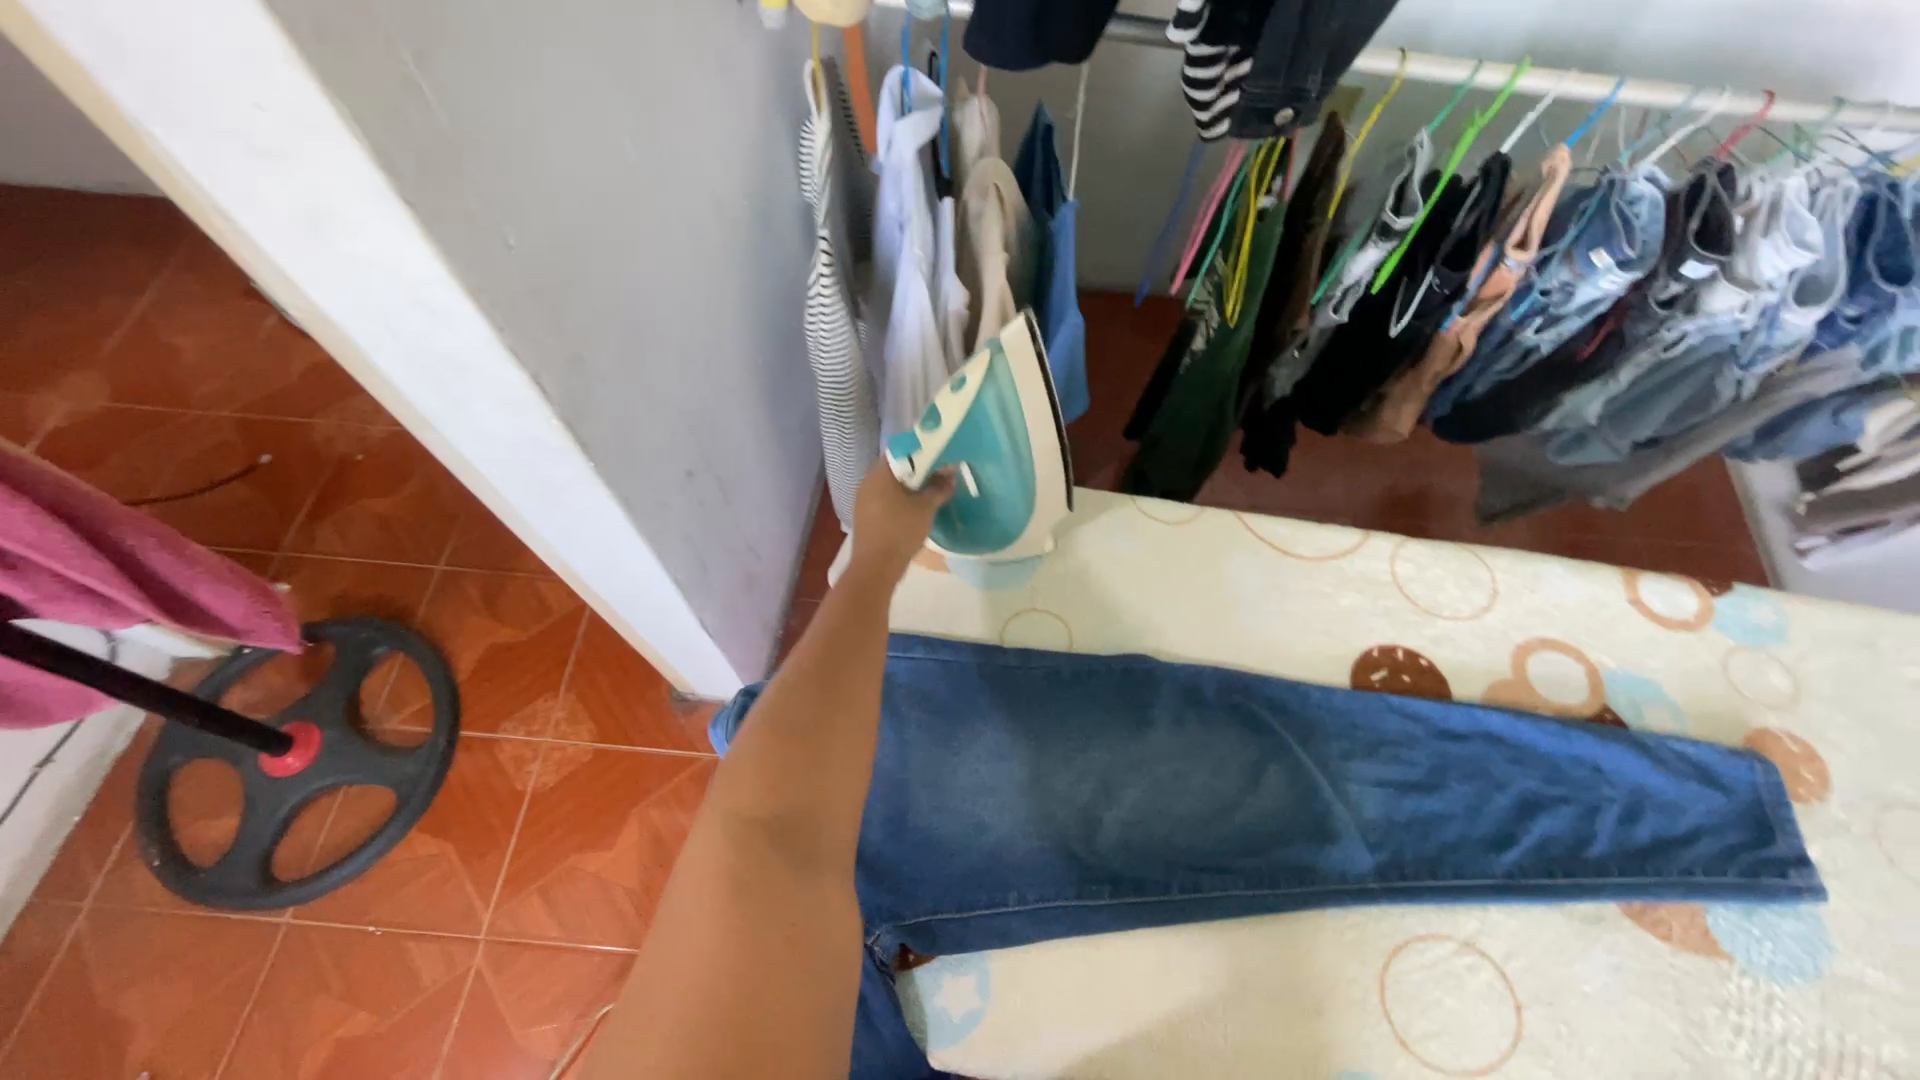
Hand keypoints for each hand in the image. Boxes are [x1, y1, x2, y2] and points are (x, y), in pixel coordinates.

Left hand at [848, 460, 954, 584]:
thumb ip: (939, 487)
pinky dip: (899, 501)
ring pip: (889, 485)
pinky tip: (913, 510)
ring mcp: (863, 499)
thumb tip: (950, 473)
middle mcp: (867, 481)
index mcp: (880, 473)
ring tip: (929, 494)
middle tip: (938, 476)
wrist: (876, 567)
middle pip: (895, 468)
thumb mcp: (926, 508)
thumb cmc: (901, 530)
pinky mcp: (864, 516)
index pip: (901, 451)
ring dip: (908, 487)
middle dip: (917, 471)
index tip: (938, 459)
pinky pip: (884, 500)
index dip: (921, 452)